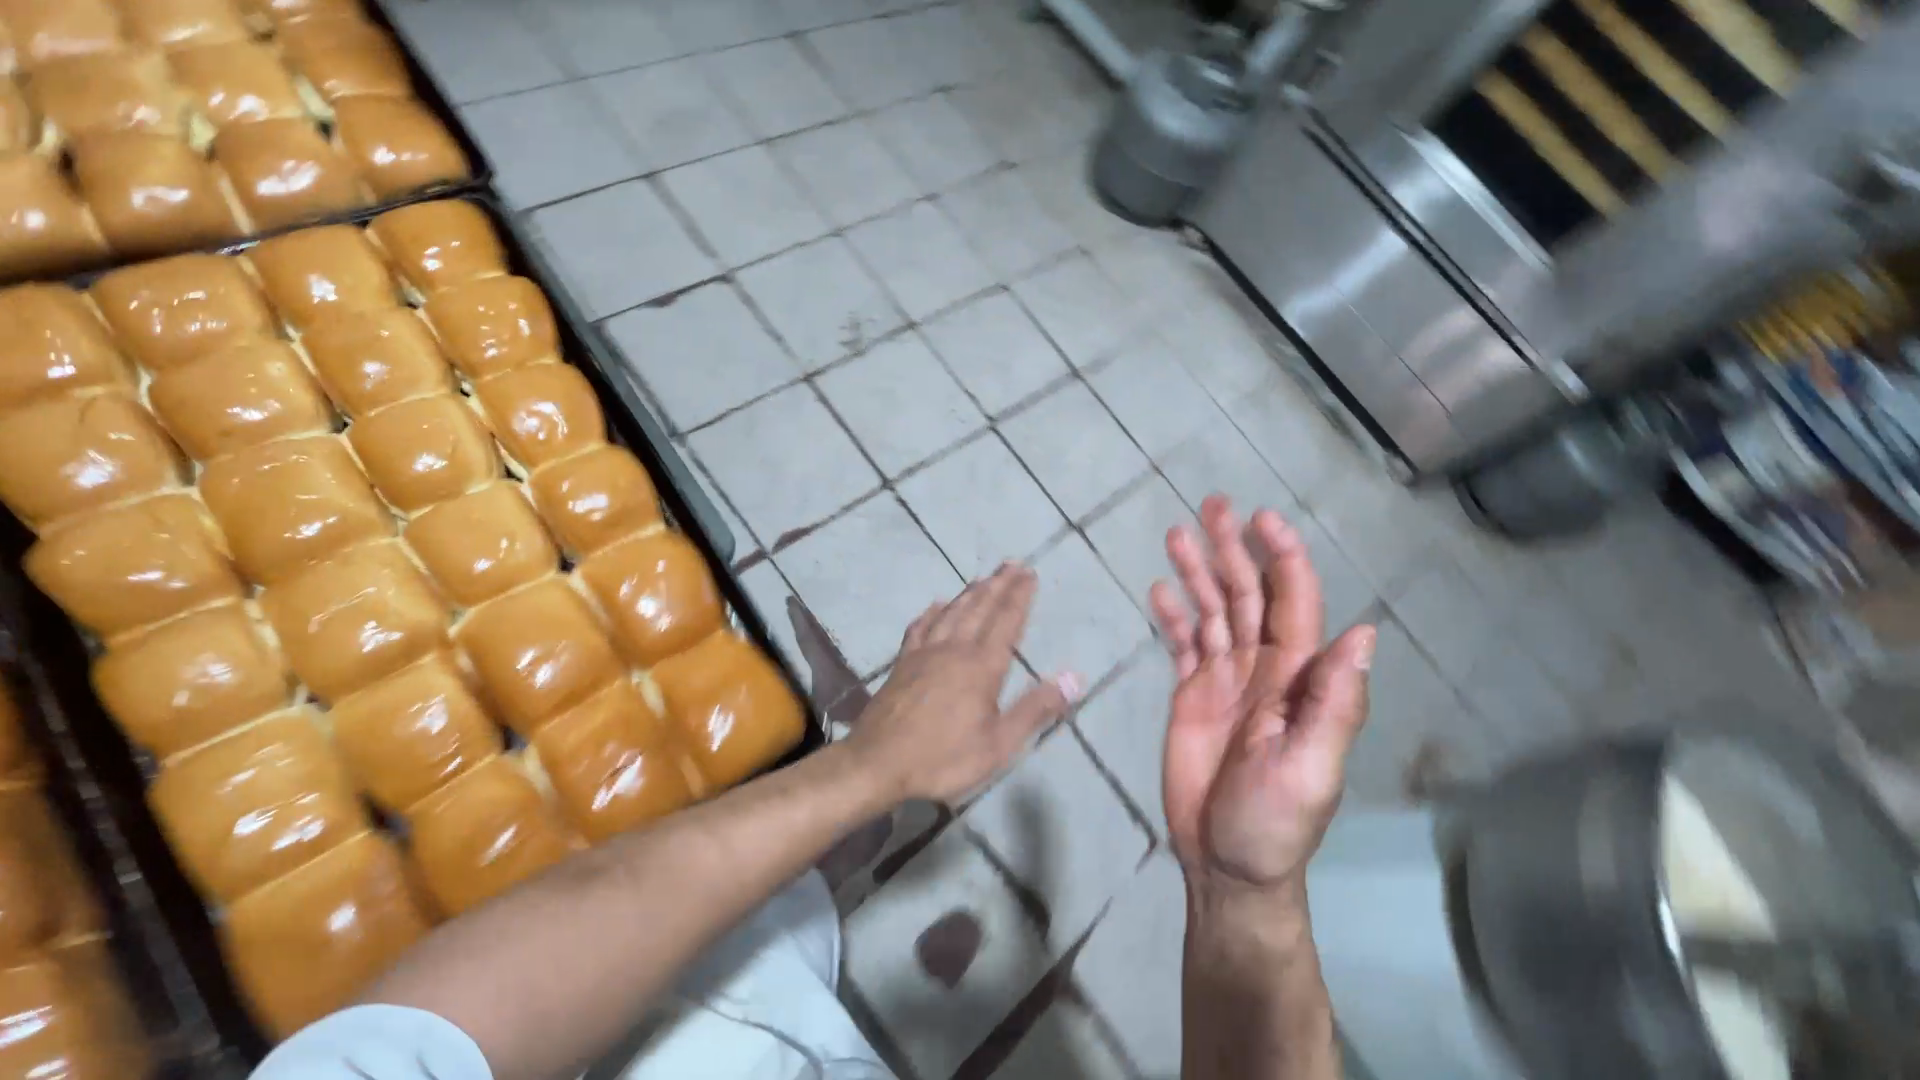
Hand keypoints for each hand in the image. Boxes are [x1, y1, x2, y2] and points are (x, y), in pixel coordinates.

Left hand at [849, 564, 1080, 804]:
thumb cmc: (942, 758)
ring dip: (969, 594)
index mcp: (981, 667)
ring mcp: (923, 654)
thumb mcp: (998, 744)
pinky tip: (935, 606)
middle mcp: (953, 650)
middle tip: (1011, 564)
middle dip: (997, 585)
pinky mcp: (901, 664)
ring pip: (951, 613)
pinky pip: (919, 628)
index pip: (1006, 622)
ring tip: (982, 579)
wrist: (877, 763)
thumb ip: (1035, 709)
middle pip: (979, 609)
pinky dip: (931, 613)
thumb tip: (1074, 678)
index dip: (1019, 597)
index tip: (1029, 574)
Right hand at [1150, 497, 1374, 901]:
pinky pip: (1183, 644)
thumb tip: (1362, 634)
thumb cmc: (1274, 821)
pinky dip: (1174, 615)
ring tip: (1175, 533)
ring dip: (1198, 571)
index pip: (1292, 603)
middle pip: (1247, 594)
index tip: (1263, 518)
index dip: (1281, 558)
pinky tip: (1160, 589)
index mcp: (1296, 678)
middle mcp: (1263, 667)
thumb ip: (1333, 704)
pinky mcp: (1192, 696)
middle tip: (1210, 505)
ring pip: (1213, 611)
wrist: (1227, 863)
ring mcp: (1225, 680)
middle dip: (1232, 549)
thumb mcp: (1311, 768)